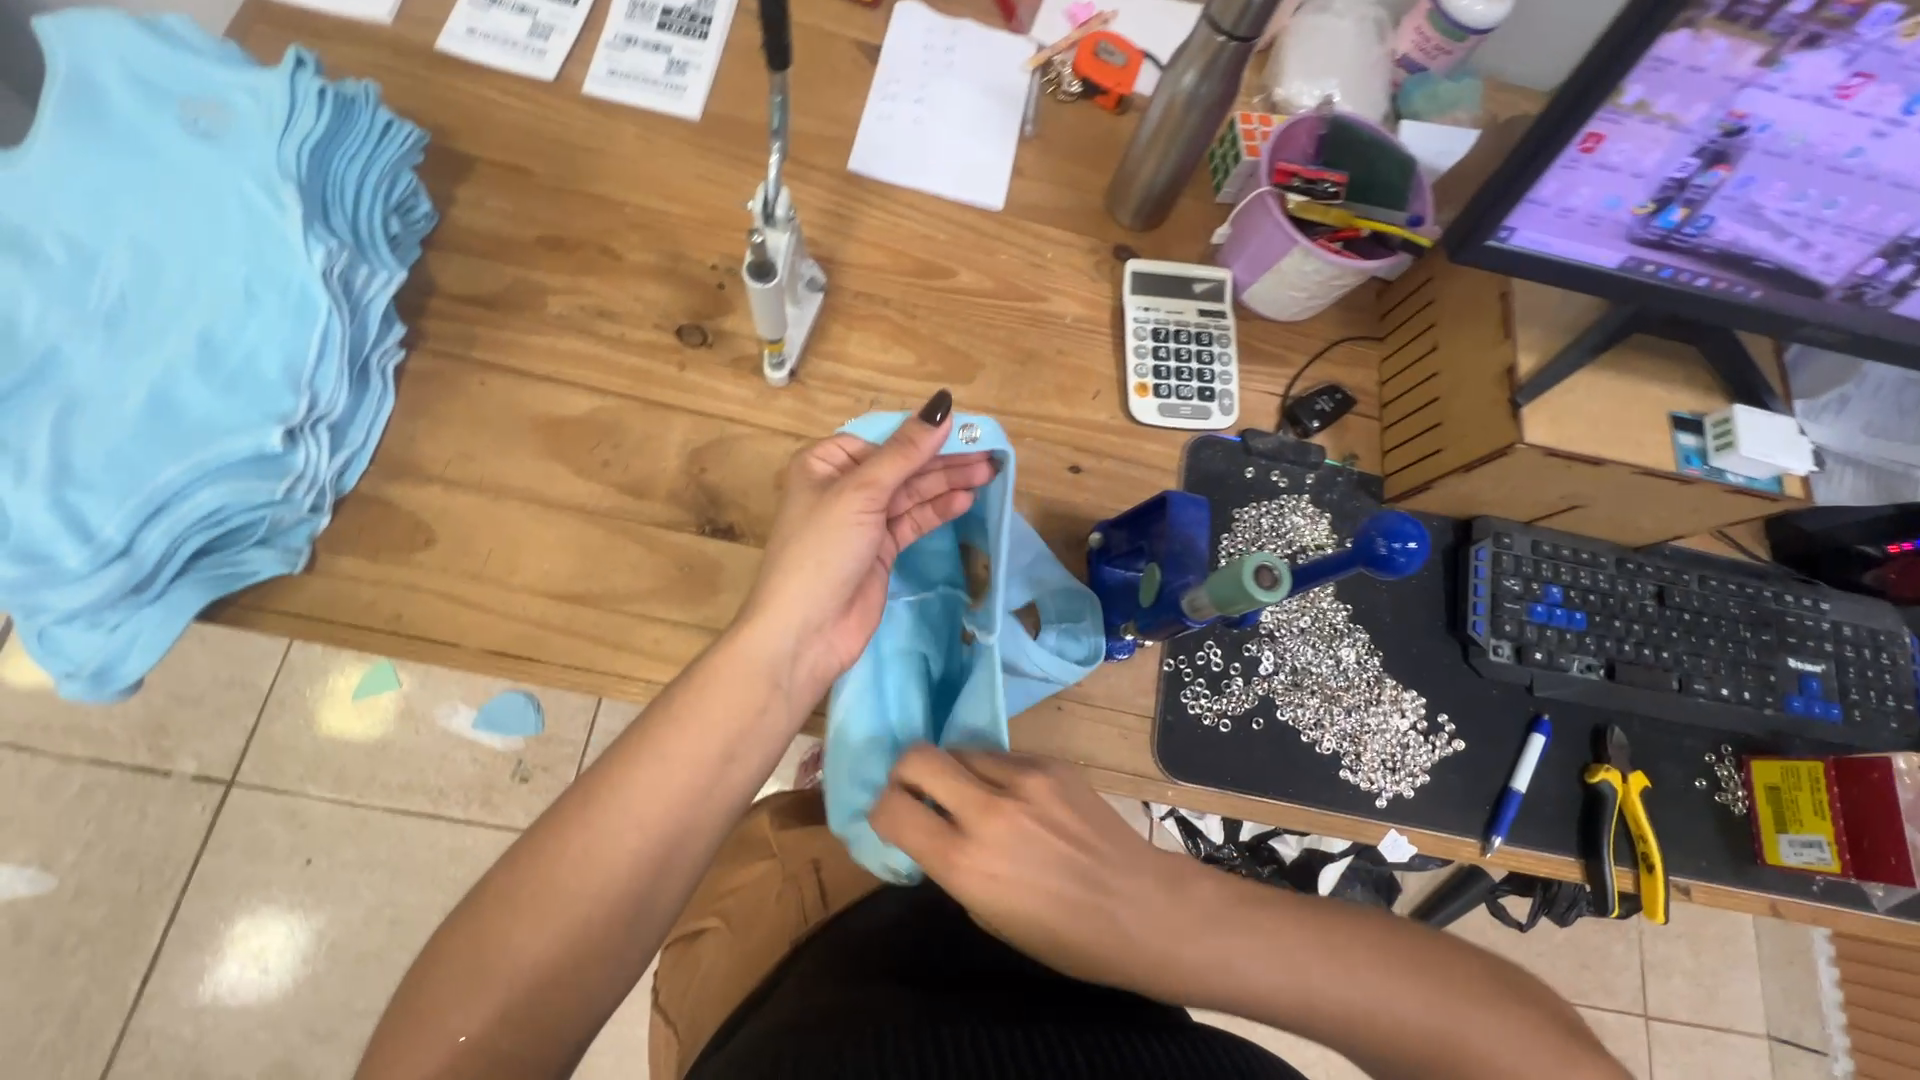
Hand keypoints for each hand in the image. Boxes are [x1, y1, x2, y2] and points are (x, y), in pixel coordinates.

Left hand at [737, 389, 995, 706]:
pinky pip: (912, 521)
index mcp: (825, 462)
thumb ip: (905, 452)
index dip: (922, 432)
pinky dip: (938, 510)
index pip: (882, 438)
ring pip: (911, 493)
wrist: (805, 632)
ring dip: (947, 483)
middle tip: (989, 453)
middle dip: (942, 459)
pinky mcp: (880, 550)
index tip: (965, 426)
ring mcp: (863, 521)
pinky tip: (965, 499)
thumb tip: (942, 405)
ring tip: (988, 473)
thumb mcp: (861, 493)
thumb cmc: (822, 551)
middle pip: (901, 465)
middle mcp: (843, 487)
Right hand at [869, 745, 1216, 1000]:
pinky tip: (1017, 799)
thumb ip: (953, 865)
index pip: (891, 808)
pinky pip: (1002, 756)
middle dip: (906, 773)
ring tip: (974, 797)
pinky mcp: (1051, 764)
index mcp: (964, 862)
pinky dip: (994, 773)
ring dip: (954, 772)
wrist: (1140, 908)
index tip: (892, 818)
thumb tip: (931, 830)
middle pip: (917, 757)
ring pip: (961, 750)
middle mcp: (987, 811)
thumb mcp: (988, 914)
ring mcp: (1023, 779)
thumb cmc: (1062, 936)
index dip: (881, 810)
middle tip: (918, 791)